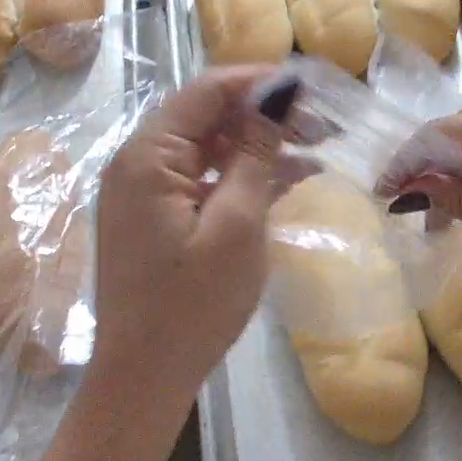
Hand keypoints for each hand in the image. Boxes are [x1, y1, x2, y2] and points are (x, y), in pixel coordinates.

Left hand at [92, 68, 286, 417]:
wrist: (143, 378)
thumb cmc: (192, 304)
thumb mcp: (236, 225)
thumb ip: (254, 154)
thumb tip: (278, 95)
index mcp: (147, 155)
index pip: (206, 90)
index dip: (260, 82)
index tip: (313, 88)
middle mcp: (137, 163)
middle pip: (206, 116)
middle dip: (263, 115)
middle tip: (323, 125)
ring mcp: (142, 192)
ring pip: (206, 148)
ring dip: (257, 147)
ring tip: (317, 151)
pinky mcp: (154, 218)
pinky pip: (200, 180)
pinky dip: (239, 177)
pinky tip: (286, 182)